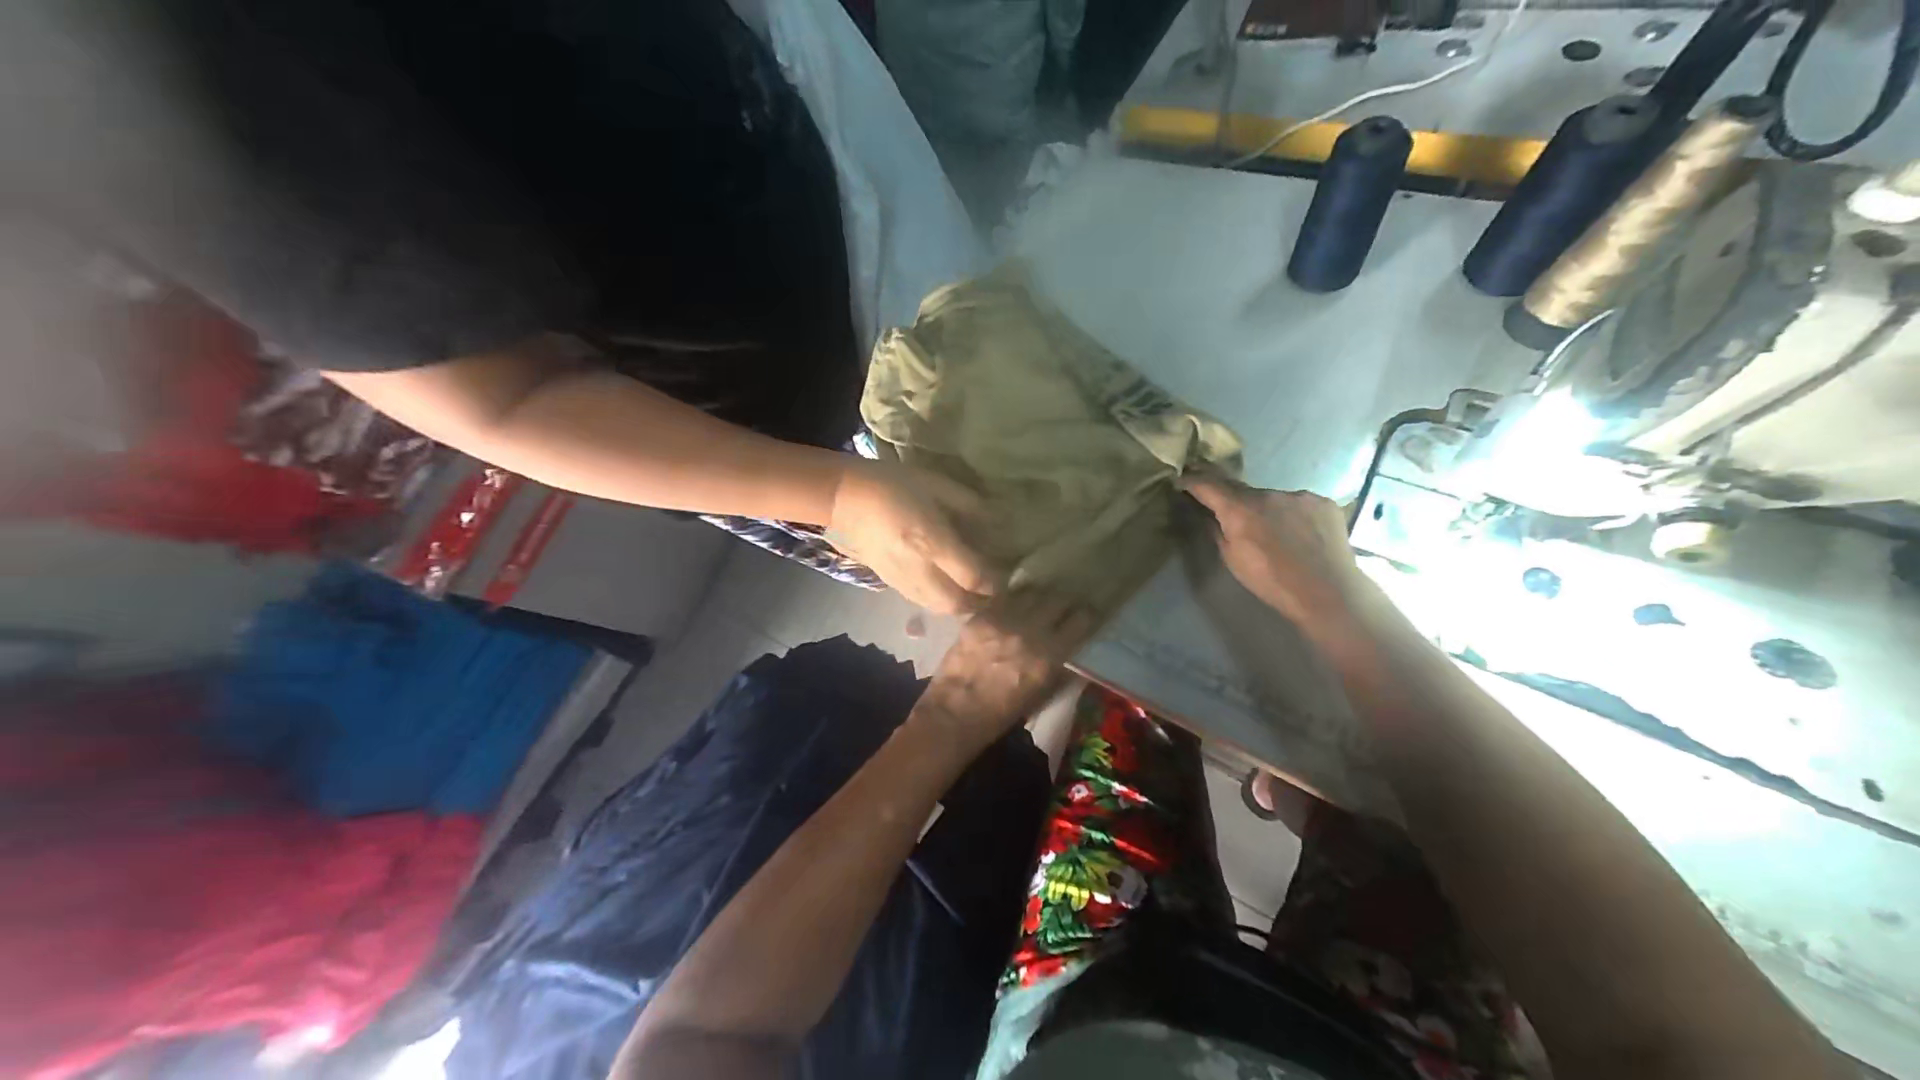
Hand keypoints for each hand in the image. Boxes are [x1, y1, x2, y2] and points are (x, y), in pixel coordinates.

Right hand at [828, 459, 1001, 614]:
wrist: (845, 497)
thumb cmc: (894, 483)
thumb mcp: (936, 484)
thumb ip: (968, 504)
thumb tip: (995, 520)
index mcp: (933, 541)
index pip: (972, 576)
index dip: (992, 582)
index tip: (1004, 577)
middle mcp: (919, 568)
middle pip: (955, 603)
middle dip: (977, 603)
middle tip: (990, 593)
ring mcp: (902, 580)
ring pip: (937, 608)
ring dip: (958, 607)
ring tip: (971, 595)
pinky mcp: (889, 582)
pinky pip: (920, 602)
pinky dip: (938, 602)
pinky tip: (945, 590)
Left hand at [914, 590, 1097, 749]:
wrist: (956, 712)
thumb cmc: (1002, 713)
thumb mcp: (1042, 695)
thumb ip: (1060, 669)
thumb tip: (1072, 650)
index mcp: (1050, 655)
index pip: (1081, 620)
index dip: (1088, 614)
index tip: (1088, 613)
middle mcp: (1030, 631)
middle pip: (1058, 599)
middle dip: (1065, 600)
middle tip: (1065, 603)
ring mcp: (1004, 620)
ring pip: (1031, 592)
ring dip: (1040, 595)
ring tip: (1040, 599)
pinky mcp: (981, 616)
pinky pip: (1004, 597)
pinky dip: (1014, 598)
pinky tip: (1015, 603)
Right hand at [1181, 476, 1369, 629]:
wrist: (1327, 592)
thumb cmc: (1272, 581)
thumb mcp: (1232, 560)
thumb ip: (1217, 530)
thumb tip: (1208, 513)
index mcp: (1240, 509)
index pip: (1208, 484)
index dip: (1192, 480)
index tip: (1182, 480)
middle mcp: (1268, 494)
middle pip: (1242, 491)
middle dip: (1232, 501)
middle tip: (1233, 517)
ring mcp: (1299, 495)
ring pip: (1273, 498)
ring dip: (1267, 510)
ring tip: (1275, 534)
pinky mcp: (1323, 502)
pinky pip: (1298, 504)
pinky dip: (1292, 515)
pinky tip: (1300, 535)